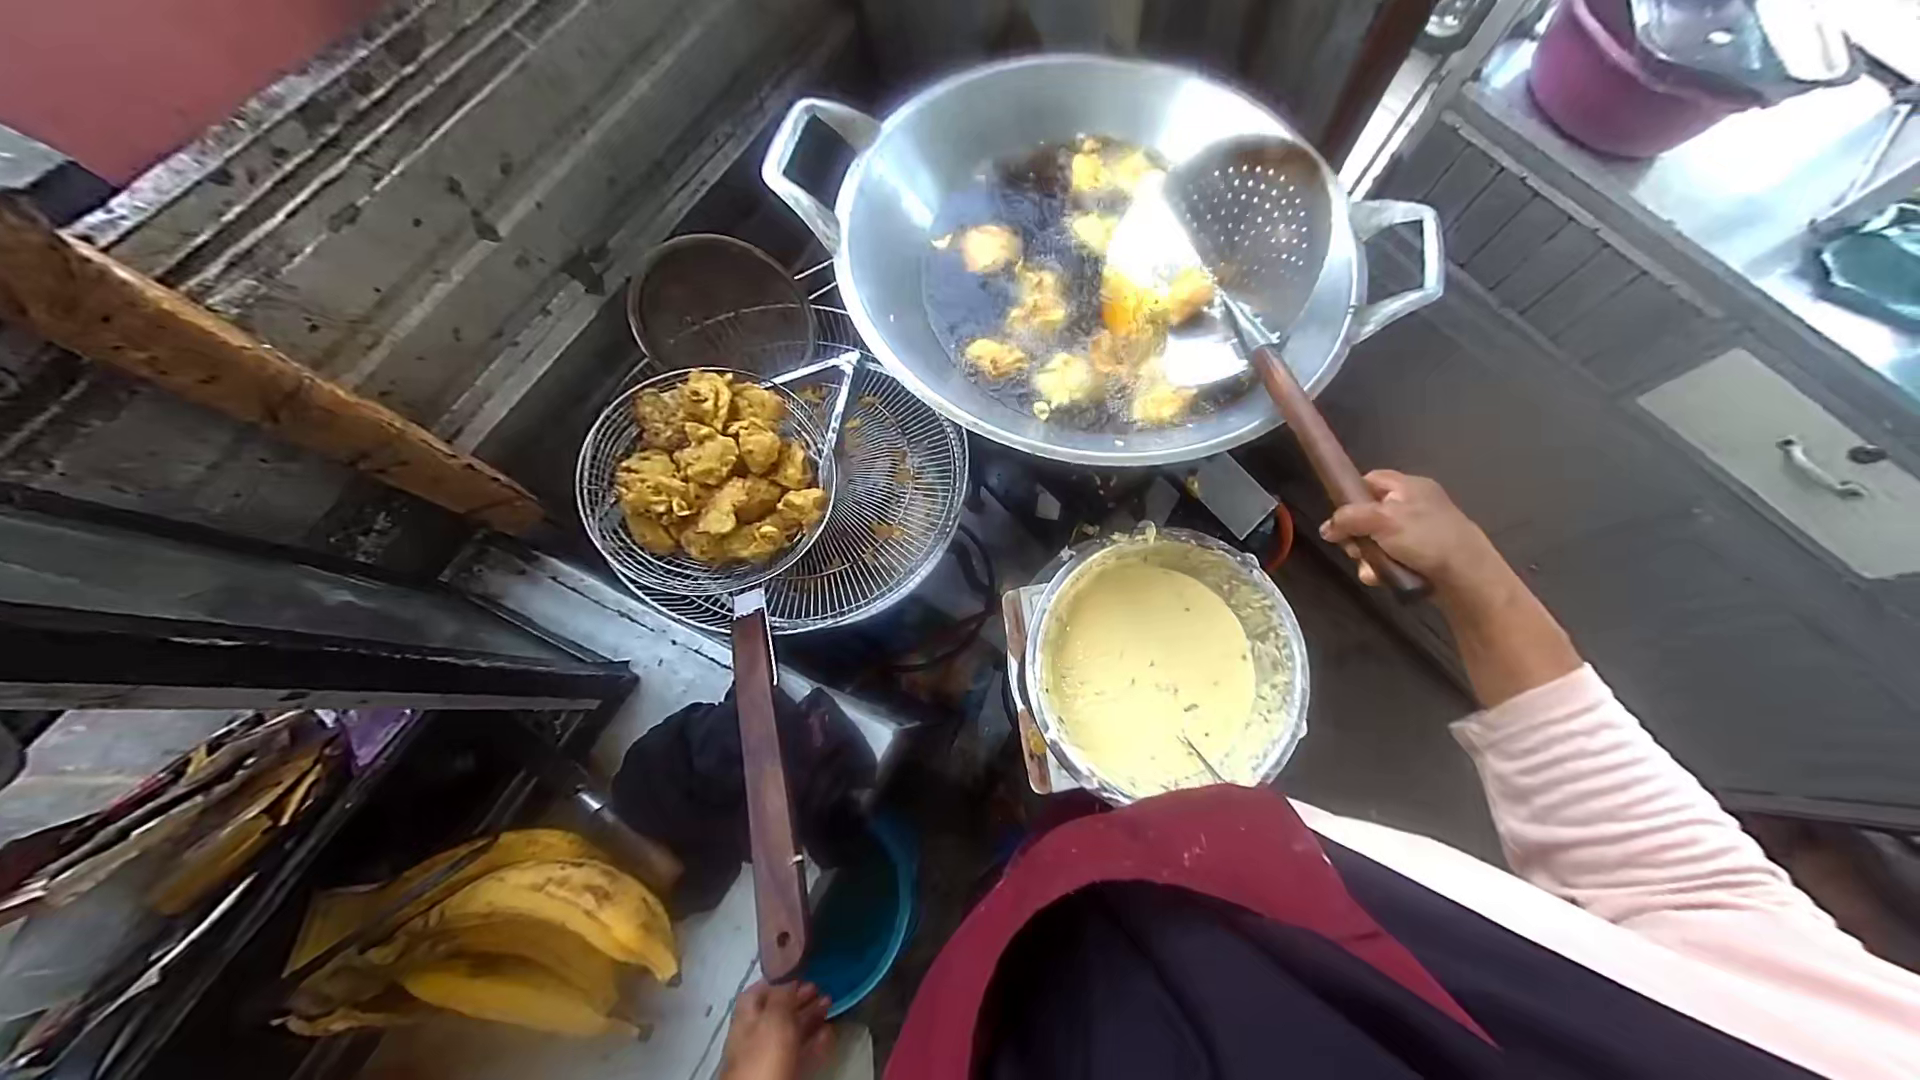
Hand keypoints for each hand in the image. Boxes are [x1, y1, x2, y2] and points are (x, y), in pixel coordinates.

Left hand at [719, 982, 833, 1079]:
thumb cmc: (763, 1055)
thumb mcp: (774, 1017)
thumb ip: (783, 994)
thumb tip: (790, 978)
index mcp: (747, 1017)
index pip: (761, 990)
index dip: (781, 980)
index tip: (804, 973)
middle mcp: (755, 1035)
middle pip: (779, 1011)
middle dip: (801, 999)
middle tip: (823, 989)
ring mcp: (768, 1058)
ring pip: (792, 1032)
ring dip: (811, 1018)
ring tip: (830, 1006)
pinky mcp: (782, 1076)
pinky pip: (801, 1054)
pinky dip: (815, 1043)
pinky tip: (829, 1035)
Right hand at [1319, 470, 1507, 599]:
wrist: (1467, 577)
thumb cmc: (1427, 539)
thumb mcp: (1382, 520)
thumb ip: (1347, 519)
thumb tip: (1326, 529)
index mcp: (1409, 486)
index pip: (1370, 480)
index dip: (1351, 494)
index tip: (1341, 515)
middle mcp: (1412, 505)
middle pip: (1365, 513)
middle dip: (1355, 534)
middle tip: (1355, 547)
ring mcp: (1416, 531)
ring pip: (1372, 539)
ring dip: (1365, 555)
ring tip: (1371, 567)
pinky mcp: (1417, 554)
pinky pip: (1386, 556)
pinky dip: (1379, 567)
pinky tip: (1380, 576)